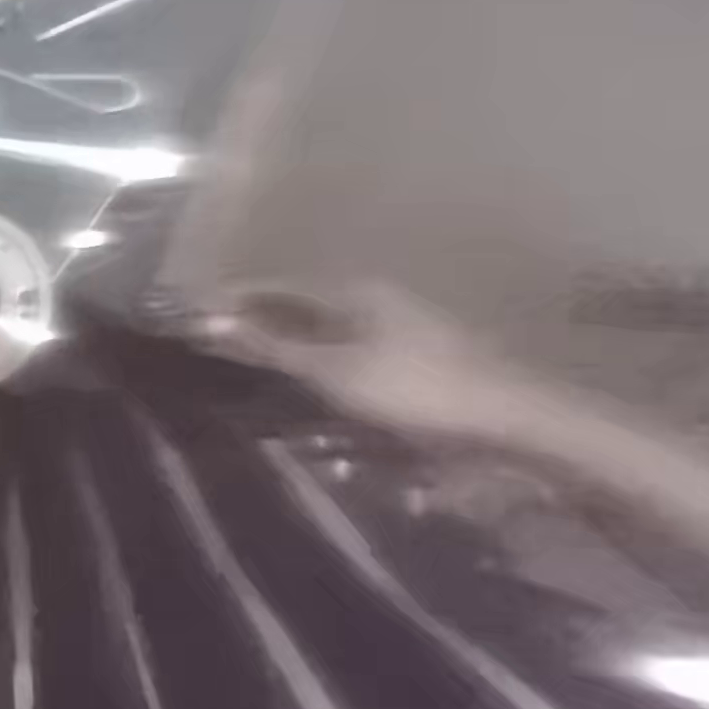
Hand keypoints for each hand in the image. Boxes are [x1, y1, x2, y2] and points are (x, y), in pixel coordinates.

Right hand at [200, 280, 525, 437]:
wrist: (512, 421)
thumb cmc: (413, 387)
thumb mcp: (331, 368)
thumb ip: (269, 344)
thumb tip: (209, 321)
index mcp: (351, 291)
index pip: (275, 286)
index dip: (233, 298)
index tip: (196, 311)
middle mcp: (370, 297)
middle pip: (296, 303)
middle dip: (253, 316)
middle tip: (214, 334)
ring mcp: (391, 322)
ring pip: (317, 323)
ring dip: (279, 335)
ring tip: (244, 352)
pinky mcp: (404, 349)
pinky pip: (337, 341)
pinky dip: (306, 350)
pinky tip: (294, 368)